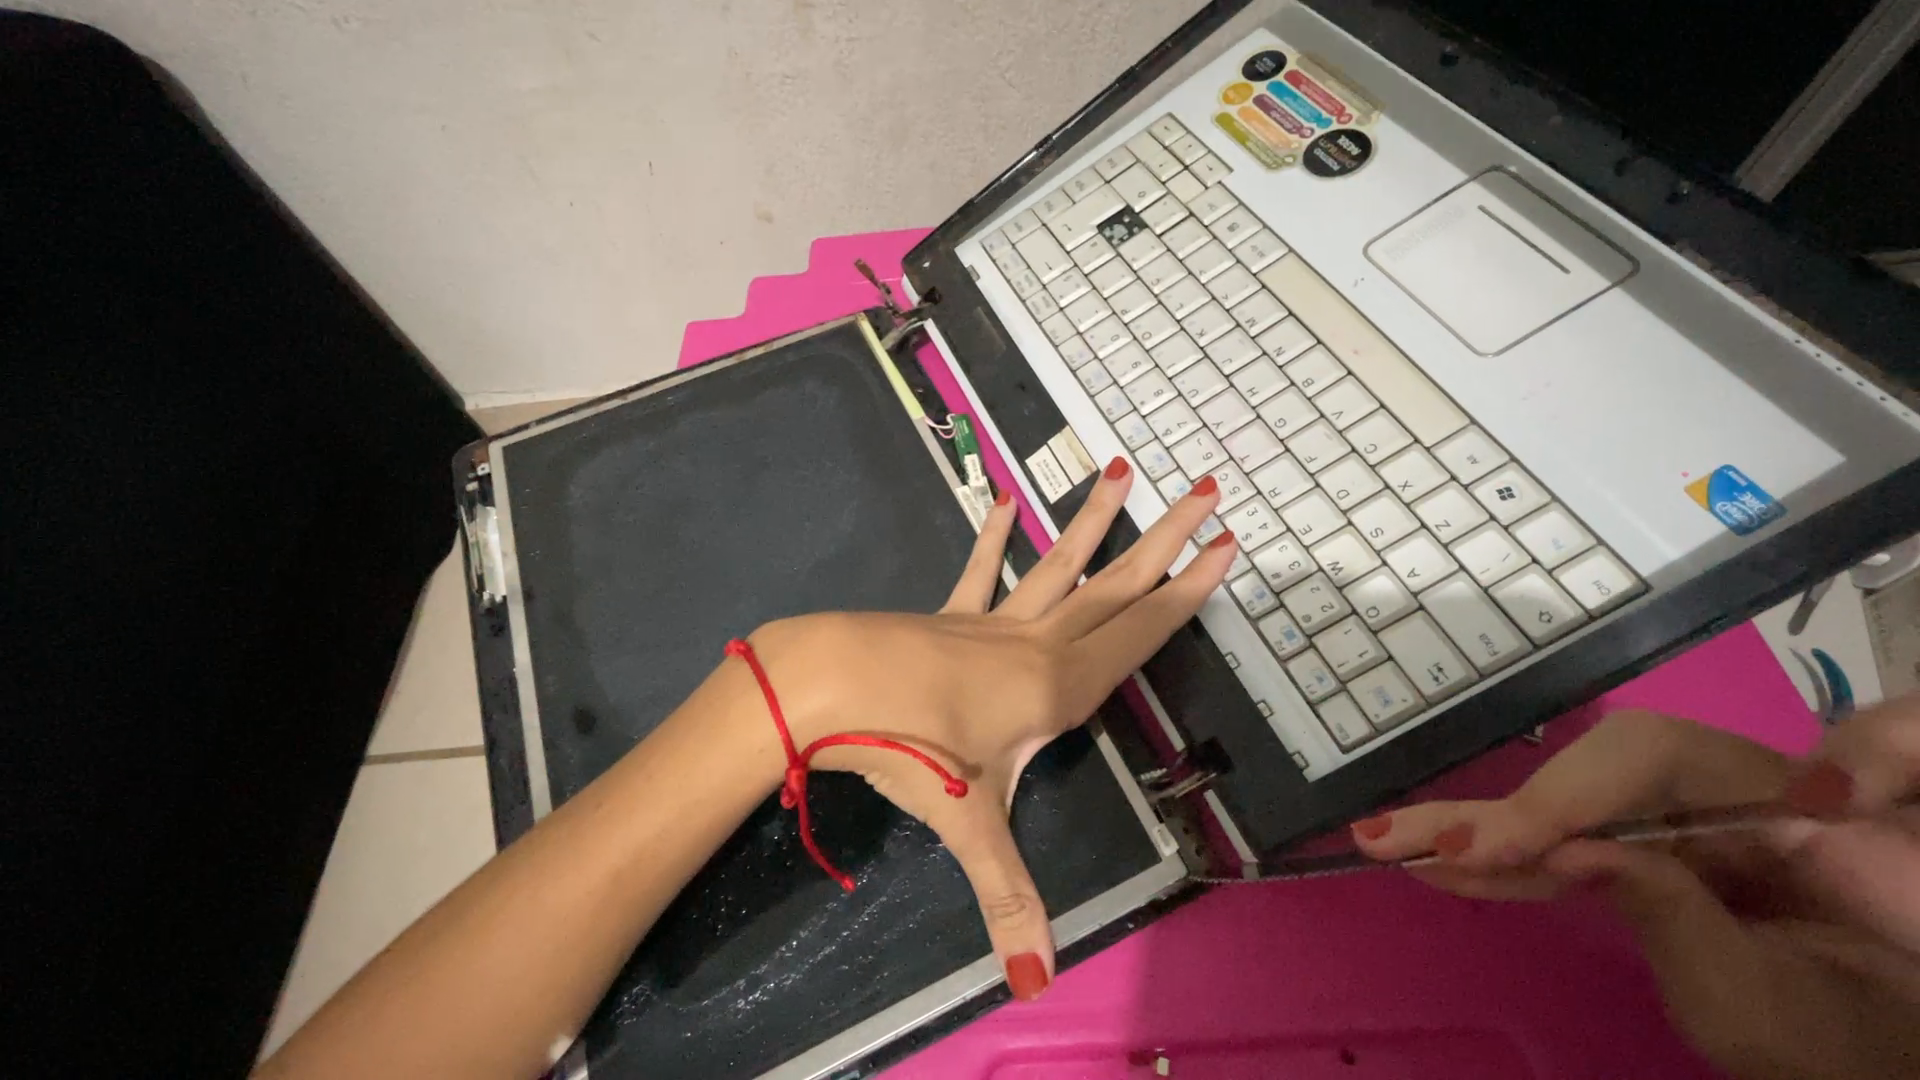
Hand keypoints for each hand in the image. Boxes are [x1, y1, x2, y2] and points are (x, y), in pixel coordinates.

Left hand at [742, 458, 1232, 1001]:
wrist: (831, 686)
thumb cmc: (909, 746)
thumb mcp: (970, 823)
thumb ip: (1008, 898)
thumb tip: (1033, 984)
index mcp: (1058, 686)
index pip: (1141, 633)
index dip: (1187, 594)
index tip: (1226, 547)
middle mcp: (1037, 643)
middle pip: (1115, 585)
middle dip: (1164, 540)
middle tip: (1206, 490)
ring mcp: (991, 624)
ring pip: (1057, 565)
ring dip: (1091, 520)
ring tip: (1122, 468)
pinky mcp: (947, 619)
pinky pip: (978, 574)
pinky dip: (991, 539)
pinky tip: (1003, 501)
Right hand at [1349, 703, 1919, 1079]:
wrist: (1884, 1050)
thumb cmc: (1858, 1048)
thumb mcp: (1776, 1012)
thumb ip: (1681, 927)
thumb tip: (1569, 856)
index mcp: (1805, 809)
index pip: (1656, 756)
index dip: (1560, 790)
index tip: (1490, 849)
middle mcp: (1738, 789)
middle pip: (1596, 769)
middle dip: (1502, 808)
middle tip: (1396, 836)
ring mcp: (1693, 817)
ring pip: (1569, 806)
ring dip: (1478, 832)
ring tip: (1387, 844)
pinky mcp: (1656, 845)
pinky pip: (1570, 845)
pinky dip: (1506, 859)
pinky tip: (1439, 863)